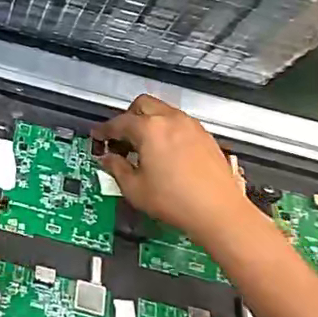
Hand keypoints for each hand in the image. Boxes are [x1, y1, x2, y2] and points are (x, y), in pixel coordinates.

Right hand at [95, 94, 263, 247]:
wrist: (218, 211)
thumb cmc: (176, 201)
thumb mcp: (135, 189)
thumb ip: (117, 168)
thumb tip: (109, 160)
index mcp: (149, 129)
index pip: (119, 122)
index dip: (105, 130)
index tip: (99, 136)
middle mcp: (171, 120)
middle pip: (142, 104)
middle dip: (128, 117)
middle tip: (121, 138)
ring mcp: (191, 126)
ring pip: (163, 111)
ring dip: (149, 122)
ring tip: (143, 146)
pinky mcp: (205, 136)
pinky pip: (179, 123)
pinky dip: (167, 130)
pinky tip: (165, 152)